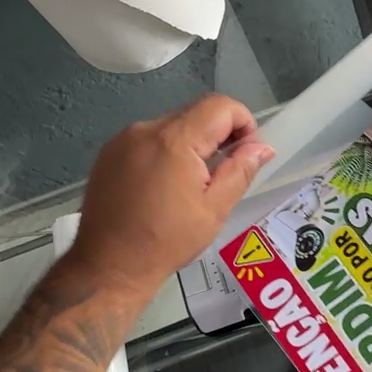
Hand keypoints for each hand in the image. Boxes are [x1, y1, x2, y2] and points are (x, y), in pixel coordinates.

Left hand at [70, 94, 274, 297]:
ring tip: (194, 184)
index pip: (219, 106)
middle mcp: (145, 130)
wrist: (110, 265)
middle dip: (219, 133)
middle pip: (195, 112)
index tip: (246, 153)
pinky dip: (166, 153)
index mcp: (174, 141)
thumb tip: (262, 147)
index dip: (243, 122)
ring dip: (192, 144)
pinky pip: (148, 139)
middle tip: (225, 170)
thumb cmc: (168, 241)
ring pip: (171, 125)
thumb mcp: (214, 209)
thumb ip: (240, 171)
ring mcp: (122, 139)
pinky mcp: (109, 153)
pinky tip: (165, 187)